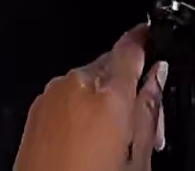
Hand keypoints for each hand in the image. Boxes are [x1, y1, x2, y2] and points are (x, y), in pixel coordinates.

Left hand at [15, 26, 165, 170]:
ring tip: (115, 145)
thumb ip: (148, 113)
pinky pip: (67, 94)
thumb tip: (158, 76)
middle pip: (111, 66)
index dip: (145, 39)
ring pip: (89, 80)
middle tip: (147, 130)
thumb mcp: (136, 163)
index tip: (154, 38)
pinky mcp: (36, 107)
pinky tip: (87, 144)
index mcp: (108, 93)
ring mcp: (53, 92)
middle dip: (129, 87)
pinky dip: (81, 107)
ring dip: (104, 99)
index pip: (130, 46)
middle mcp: (78, 82)